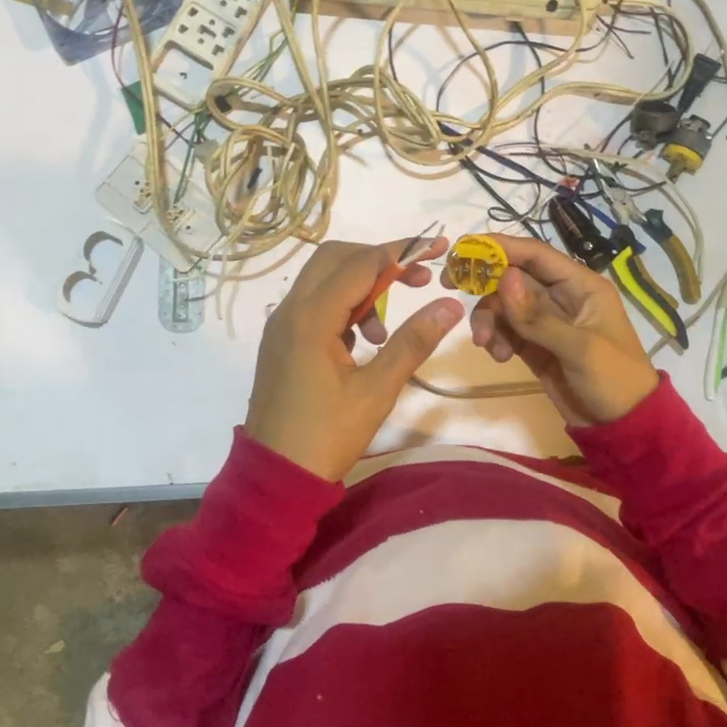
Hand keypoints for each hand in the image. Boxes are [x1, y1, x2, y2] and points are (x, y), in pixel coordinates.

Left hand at [245, 237, 464, 480]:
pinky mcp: (281, 341)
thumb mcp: (377, 390)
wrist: (276, 475)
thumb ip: (413, 342)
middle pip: (336, 258)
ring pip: (323, 280)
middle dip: (380, 262)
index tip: (438, 250)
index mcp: (311, 318)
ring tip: (384, 335)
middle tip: (417, 281)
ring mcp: (281, 325)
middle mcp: (290, 310)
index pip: (362, 263)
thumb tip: (450, 305)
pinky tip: (362, 345)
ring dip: (361, 289)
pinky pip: (313, 304)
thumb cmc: (327, 435)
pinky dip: (342, 308)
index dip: (403, 251)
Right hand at [444, 234, 658, 425]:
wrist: (622, 426)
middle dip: (486, 289)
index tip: (465, 249)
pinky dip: (495, 339)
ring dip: (489, 321)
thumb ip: (538, 317)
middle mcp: (561, 297)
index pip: (536, 254)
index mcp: (581, 286)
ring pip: (504, 307)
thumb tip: (504, 278)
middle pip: (512, 279)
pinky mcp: (533, 346)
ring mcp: (545, 323)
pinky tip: (498, 357)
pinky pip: (505, 331)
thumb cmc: (614, 378)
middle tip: (451, 288)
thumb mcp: (580, 348)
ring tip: (487, 346)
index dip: (501, 247)